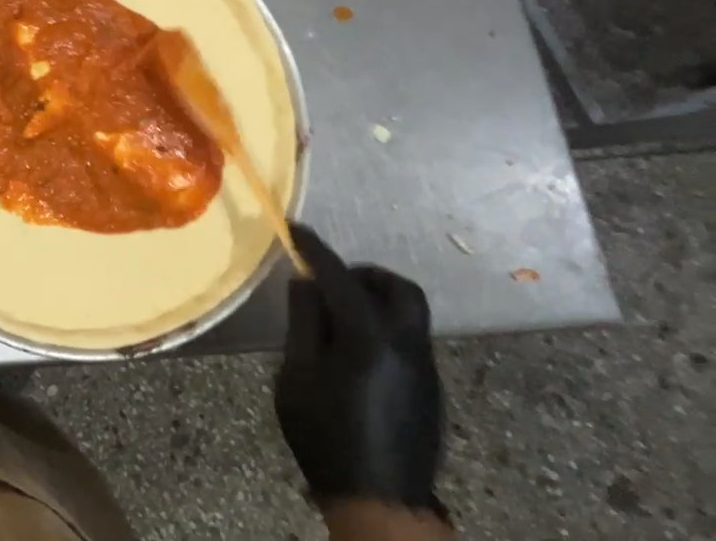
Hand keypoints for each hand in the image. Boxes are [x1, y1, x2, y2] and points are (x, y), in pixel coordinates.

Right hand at [277, 225, 445, 516]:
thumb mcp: (298, 373)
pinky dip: (381, 325)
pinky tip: (352, 348)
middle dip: (365, 274)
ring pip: (409, 313)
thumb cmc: (325, 431)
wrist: (378, 496)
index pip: (342, 277)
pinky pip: (408, 337)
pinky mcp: (428, 386)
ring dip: (375, 299)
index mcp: (370, 338)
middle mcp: (407, 344)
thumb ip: (305, 322)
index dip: (316, 249)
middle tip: (329, 277)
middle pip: (399, 290)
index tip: (295, 228)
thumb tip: (305, 281)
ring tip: (336, 313)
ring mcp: (425, 367)